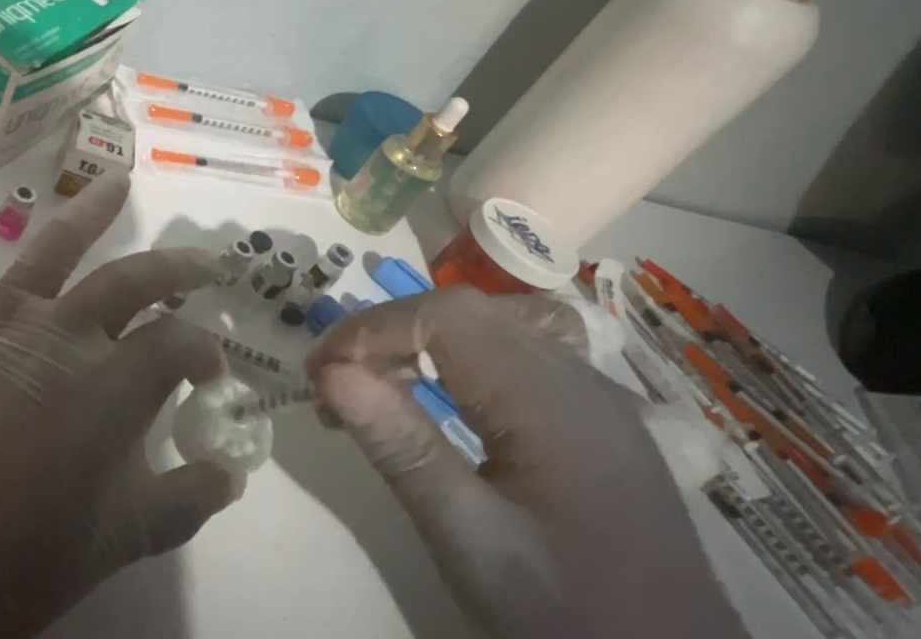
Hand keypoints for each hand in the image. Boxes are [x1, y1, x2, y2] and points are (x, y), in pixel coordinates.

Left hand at [0, 175, 239, 638]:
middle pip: (127, 284)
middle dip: (175, 270)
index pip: (176, 347)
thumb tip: (230, 477)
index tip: (213, 379)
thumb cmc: (27, 556)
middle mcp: (58, 341)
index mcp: (110, 385)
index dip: (204, 356)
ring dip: (78, 218)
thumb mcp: (124, 539)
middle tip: (206, 264)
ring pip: (41, 262)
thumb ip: (184, 502)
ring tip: (112, 183)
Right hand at [306, 287, 748, 638]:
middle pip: (468, 311)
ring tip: (385, 383)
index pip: (444, 316)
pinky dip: (466, 355)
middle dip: (390, 332)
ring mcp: (597, 396)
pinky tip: (449, 398)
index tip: (319, 374)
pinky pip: (525, 351)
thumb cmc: (566, 611)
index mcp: (548, 401)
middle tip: (338, 383)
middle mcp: (579, 380)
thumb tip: (330, 372)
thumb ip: (402, 448)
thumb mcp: (471, 539)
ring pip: (498, 323)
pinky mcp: (601, 419)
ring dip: (427, 338)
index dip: (371, 329)